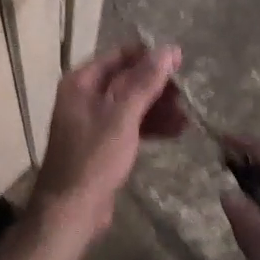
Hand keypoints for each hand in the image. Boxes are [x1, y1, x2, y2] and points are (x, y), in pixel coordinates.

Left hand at [30, 44, 186, 238]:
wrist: (71, 210)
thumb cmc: (94, 157)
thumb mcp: (122, 116)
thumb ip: (144, 82)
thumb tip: (168, 49)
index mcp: (81, 82)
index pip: (119, 56)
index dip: (149, 56)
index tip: (180, 63)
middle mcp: (85, 96)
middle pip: (127, 80)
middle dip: (157, 85)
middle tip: (187, 95)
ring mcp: (94, 121)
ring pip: (132, 104)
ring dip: (159, 107)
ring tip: (188, 116)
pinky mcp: (104, 143)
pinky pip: (131, 125)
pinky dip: (152, 125)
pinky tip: (178, 131)